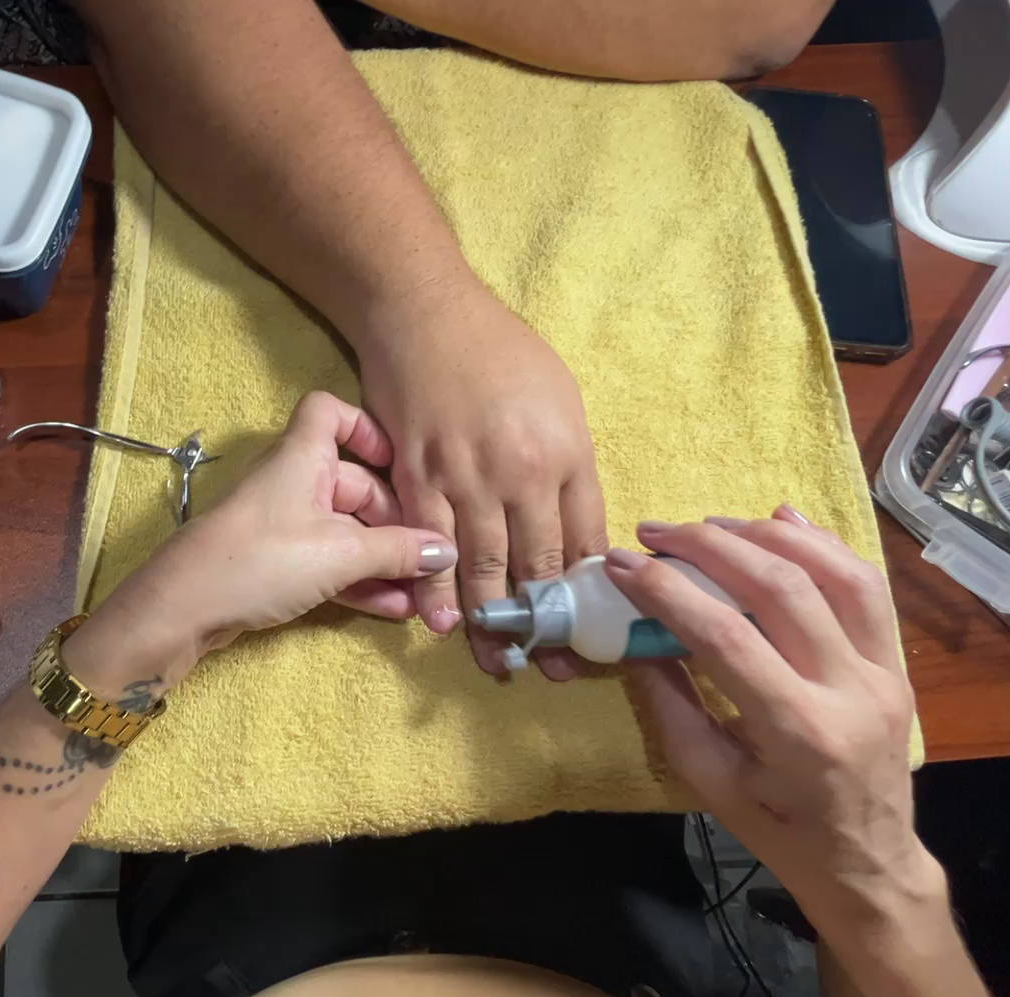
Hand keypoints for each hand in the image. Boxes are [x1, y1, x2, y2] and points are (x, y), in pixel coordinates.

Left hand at [64, 391, 456, 695]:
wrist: (184, 608)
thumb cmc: (263, 559)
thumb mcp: (339, 554)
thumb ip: (397, 550)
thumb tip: (446, 549)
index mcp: (303, 457)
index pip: (330, 411)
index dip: (367, 428)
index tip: (399, 462)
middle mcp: (293, 481)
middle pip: (356, 485)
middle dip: (397, 524)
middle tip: (432, 559)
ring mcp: (284, 524)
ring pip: (346, 531)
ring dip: (383, 561)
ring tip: (422, 596)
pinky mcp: (277, 562)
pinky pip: (329, 561)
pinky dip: (358, 580)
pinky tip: (393, 609)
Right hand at [357, 287, 607, 679]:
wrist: (424, 314)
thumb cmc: (497, 350)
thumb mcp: (559, 396)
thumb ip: (568, 463)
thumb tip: (571, 522)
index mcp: (567, 451)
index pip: (585, 540)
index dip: (589, 593)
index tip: (594, 632)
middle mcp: (521, 472)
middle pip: (538, 563)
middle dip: (547, 623)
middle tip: (554, 669)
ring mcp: (465, 478)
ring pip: (484, 564)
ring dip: (492, 619)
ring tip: (499, 662)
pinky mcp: (416, 478)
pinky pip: (431, 545)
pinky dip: (436, 588)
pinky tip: (442, 624)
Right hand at [602, 506, 939, 938]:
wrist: (865, 859)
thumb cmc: (772, 824)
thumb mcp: (701, 770)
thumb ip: (667, 696)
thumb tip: (633, 632)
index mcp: (796, 729)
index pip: (724, 635)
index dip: (665, 590)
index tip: (621, 564)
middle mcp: (850, 691)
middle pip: (781, 589)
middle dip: (709, 547)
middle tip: (655, 532)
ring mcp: (884, 672)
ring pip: (835, 574)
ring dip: (765, 536)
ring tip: (709, 523)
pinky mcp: (895, 663)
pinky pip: (867, 586)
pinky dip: (821, 544)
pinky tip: (779, 519)